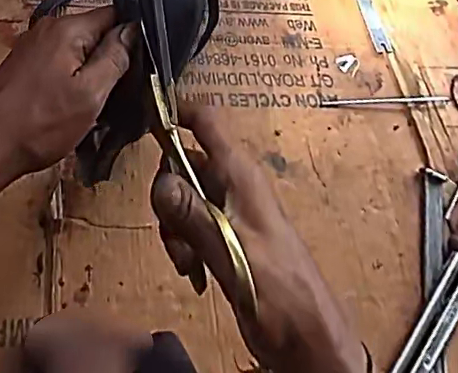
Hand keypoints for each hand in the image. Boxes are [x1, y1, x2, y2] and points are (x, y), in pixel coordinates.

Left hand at [0, 6, 134, 180]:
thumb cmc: (40, 123)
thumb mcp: (90, 94)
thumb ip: (114, 57)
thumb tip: (133, 28)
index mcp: (66, 28)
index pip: (113, 14)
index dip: (132, 36)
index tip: (142, 63)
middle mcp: (48, 28)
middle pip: (95, 32)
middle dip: (111, 57)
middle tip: (122, 91)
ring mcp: (33, 45)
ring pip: (78, 50)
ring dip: (92, 72)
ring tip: (99, 104)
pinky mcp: (25, 64)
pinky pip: (60, 62)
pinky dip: (72, 80)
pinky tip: (73, 106)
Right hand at [152, 106, 366, 372]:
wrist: (313, 347)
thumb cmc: (281, 294)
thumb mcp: (231, 253)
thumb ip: (194, 216)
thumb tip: (159, 180)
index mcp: (240, 173)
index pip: (204, 119)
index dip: (174, 111)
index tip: (144, 122)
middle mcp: (233, 182)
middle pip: (182, 160)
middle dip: (167, 192)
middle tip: (171, 229)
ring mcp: (229, 207)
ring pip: (182, 193)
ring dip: (174, 223)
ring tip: (185, 260)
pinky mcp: (225, 232)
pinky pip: (190, 219)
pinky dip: (183, 239)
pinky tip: (191, 268)